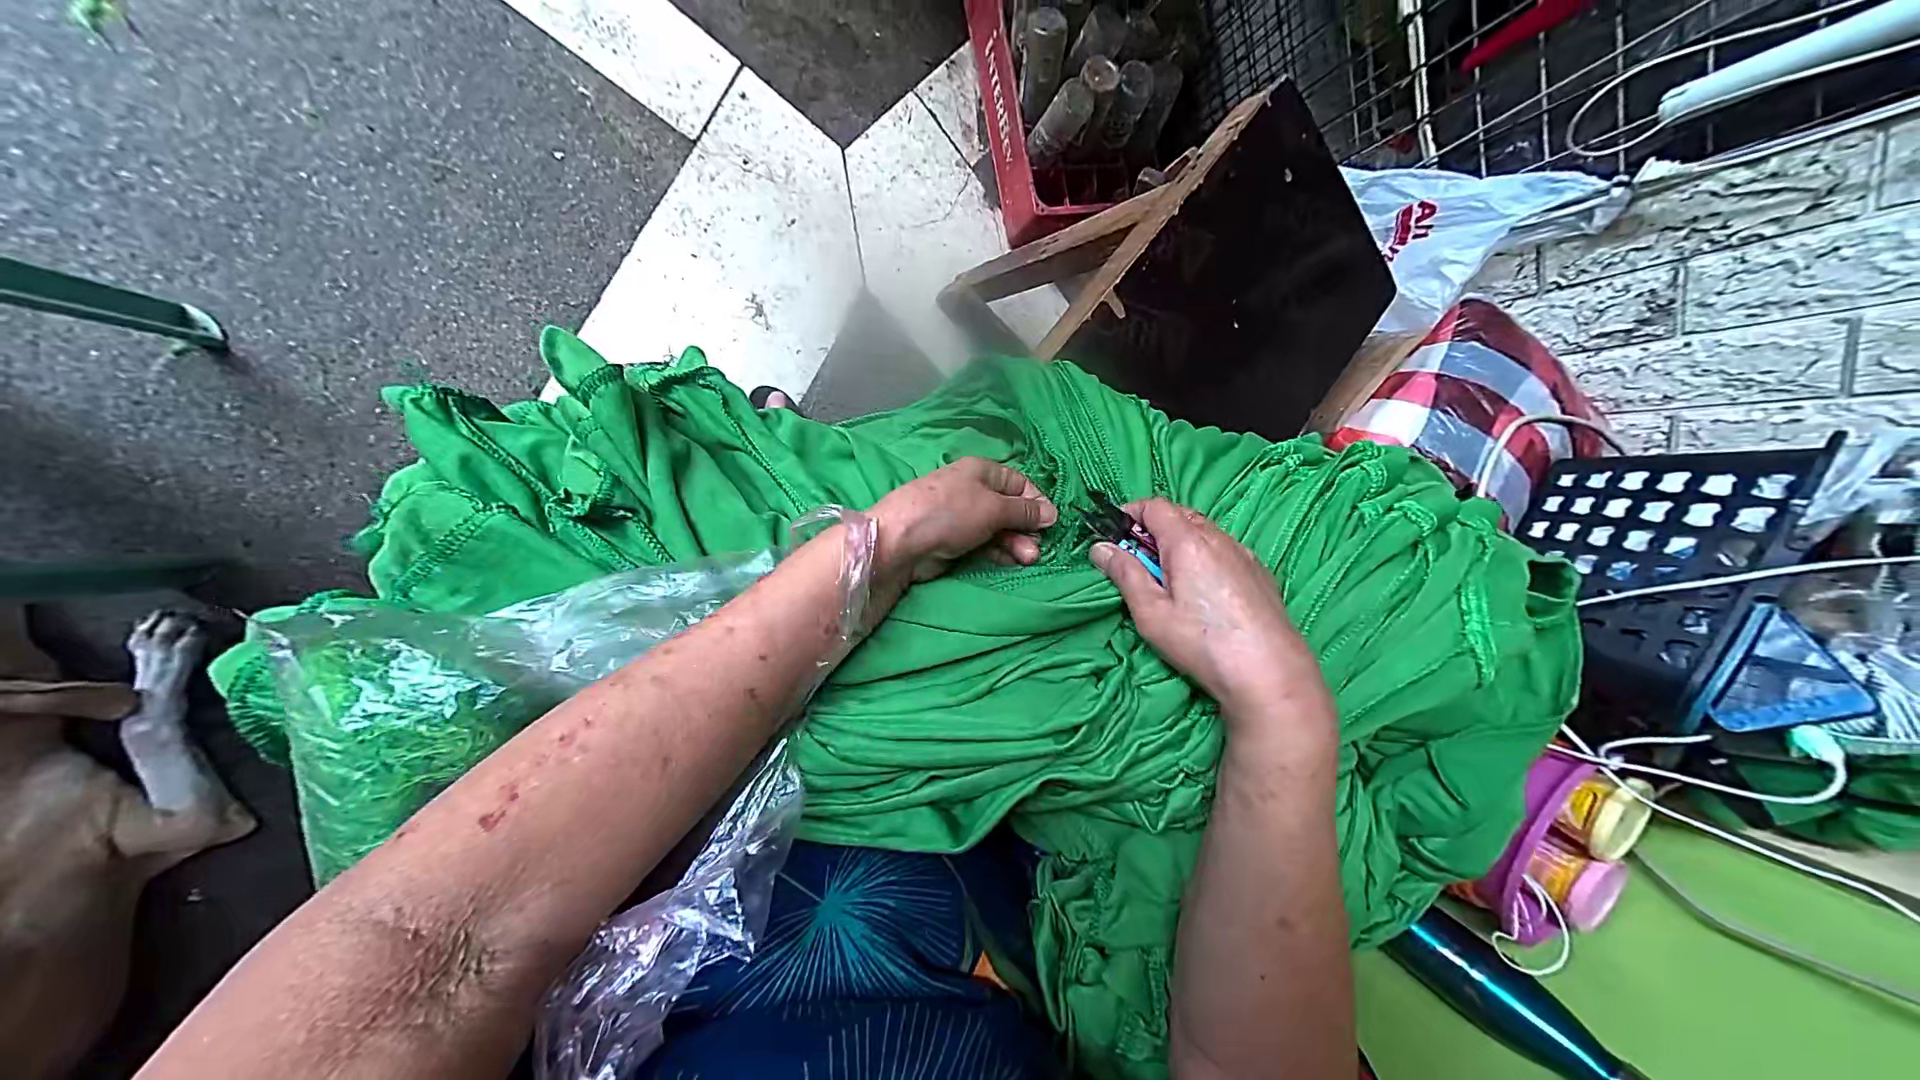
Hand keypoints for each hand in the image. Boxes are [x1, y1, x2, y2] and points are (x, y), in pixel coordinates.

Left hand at [870, 458, 1057, 585]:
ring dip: (1016, 543)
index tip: (1050, 522)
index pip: (1019, 483)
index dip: (1036, 502)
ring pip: (1000, 529)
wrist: (902, 541)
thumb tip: (1052, 513)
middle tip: (1036, 548)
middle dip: (1026, 528)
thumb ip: (1024, 512)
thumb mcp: (993, 507)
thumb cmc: (951, 512)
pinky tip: (1011, 562)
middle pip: (1010, 509)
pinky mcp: (956, 541)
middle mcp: (973, 491)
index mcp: (982, 471)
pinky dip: (1000, 552)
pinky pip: (986, 545)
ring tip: (1027, 559)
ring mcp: (963, 517)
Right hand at [1090, 499, 1334, 747]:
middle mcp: (1219, 538)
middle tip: (1135, 561)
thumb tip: (1100, 547)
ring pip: (1203, 531)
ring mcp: (1243, 554)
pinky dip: (1202, 555)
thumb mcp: (1151, 612)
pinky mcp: (1259, 572)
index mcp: (1188, 542)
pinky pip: (1223, 549)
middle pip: (1180, 514)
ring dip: (1178, 543)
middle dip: (1152, 528)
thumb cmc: (1202, 642)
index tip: (1114, 536)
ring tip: (1167, 579)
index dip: (1130, 513)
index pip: (1155, 506)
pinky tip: (1200, 590)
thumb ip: (1125, 574)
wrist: (1270, 672)